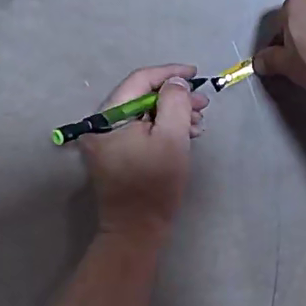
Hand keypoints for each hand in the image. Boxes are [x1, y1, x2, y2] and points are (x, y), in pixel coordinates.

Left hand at [80, 64, 210, 239]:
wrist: (136, 230)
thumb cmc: (154, 184)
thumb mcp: (172, 138)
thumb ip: (175, 103)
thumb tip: (176, 83)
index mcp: (108, 118)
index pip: (139, 81)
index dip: (169, 74)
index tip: (195, 75)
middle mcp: (102, 125)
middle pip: (141, 97)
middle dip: (174, 97)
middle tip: (203, 104)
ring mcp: (107, 141)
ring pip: (144, 114)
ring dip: (173, 114)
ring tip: (198, 123)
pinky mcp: (116, 155)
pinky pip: (141, 130)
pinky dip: (163, 128)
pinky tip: (185, 134)